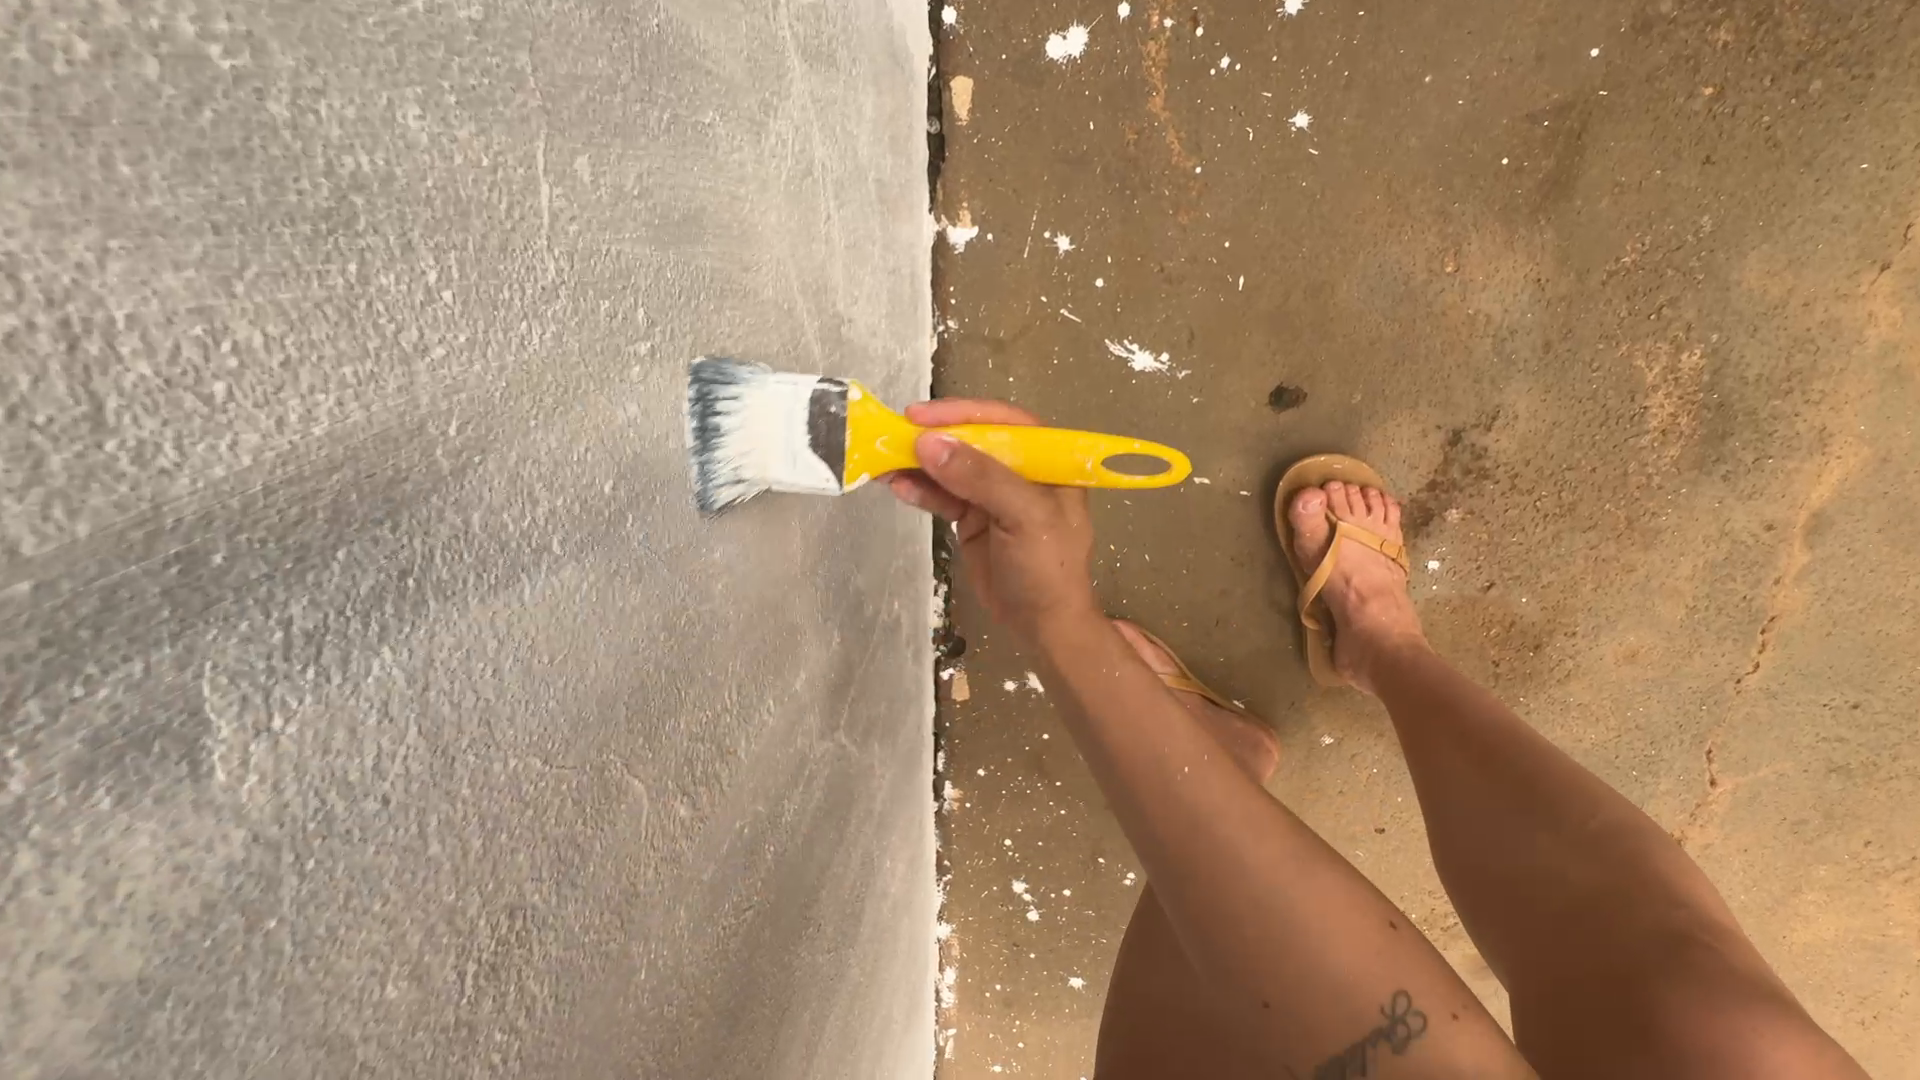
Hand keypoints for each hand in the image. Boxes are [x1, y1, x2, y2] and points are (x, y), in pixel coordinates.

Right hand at [886, 400, 1098, 644]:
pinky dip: (921, 491)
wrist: (1043, 626)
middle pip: (973, 441)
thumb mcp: (1024, 518)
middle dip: (936, 438)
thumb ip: (981, 478)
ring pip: (953, 468)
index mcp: (1046, 462)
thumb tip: (929, 444)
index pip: (1004, 422)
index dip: (963, 413)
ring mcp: (995, 495)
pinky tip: (897, 486)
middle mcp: (1020, 471)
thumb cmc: (1047, 569)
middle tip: (895, 434)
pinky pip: (944, 497)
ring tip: (884, 461)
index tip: (921, 416)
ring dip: (920, 464)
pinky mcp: (973, 519)